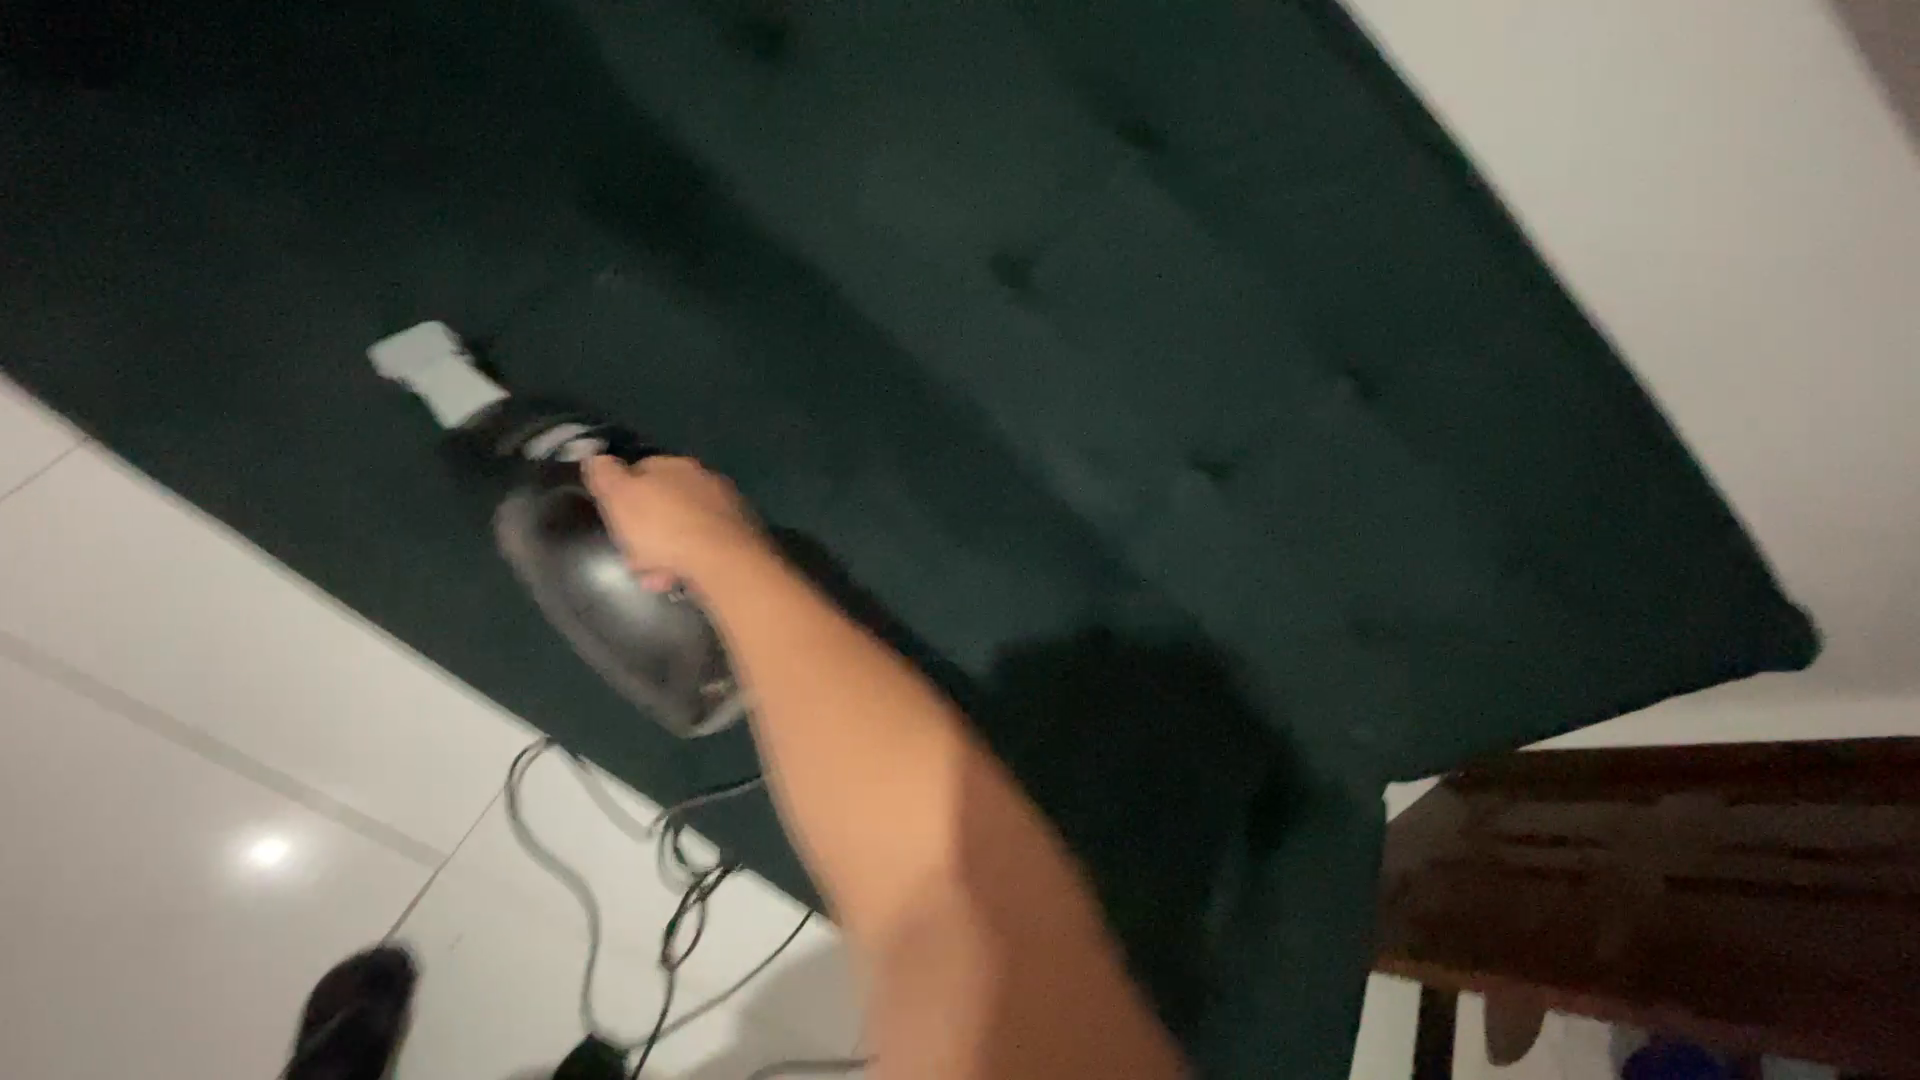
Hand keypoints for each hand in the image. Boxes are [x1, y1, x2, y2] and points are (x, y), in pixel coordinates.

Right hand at [582, 455, 767, 590]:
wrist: (724, 562)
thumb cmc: (664, 527)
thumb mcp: (619, 498)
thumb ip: (605, 476)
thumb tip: (597, 459)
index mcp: (676, 465)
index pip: (641, 471)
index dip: (622, 497)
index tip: (614, 521)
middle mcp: (706, 481)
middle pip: (665, 504)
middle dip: (646, 531)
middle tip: (635, 557)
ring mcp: (728, 509)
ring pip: (685, 529)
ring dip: (666, 552)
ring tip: (657, 577)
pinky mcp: (743, 537)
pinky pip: (705, 548)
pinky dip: (690, 562)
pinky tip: (679, 580)